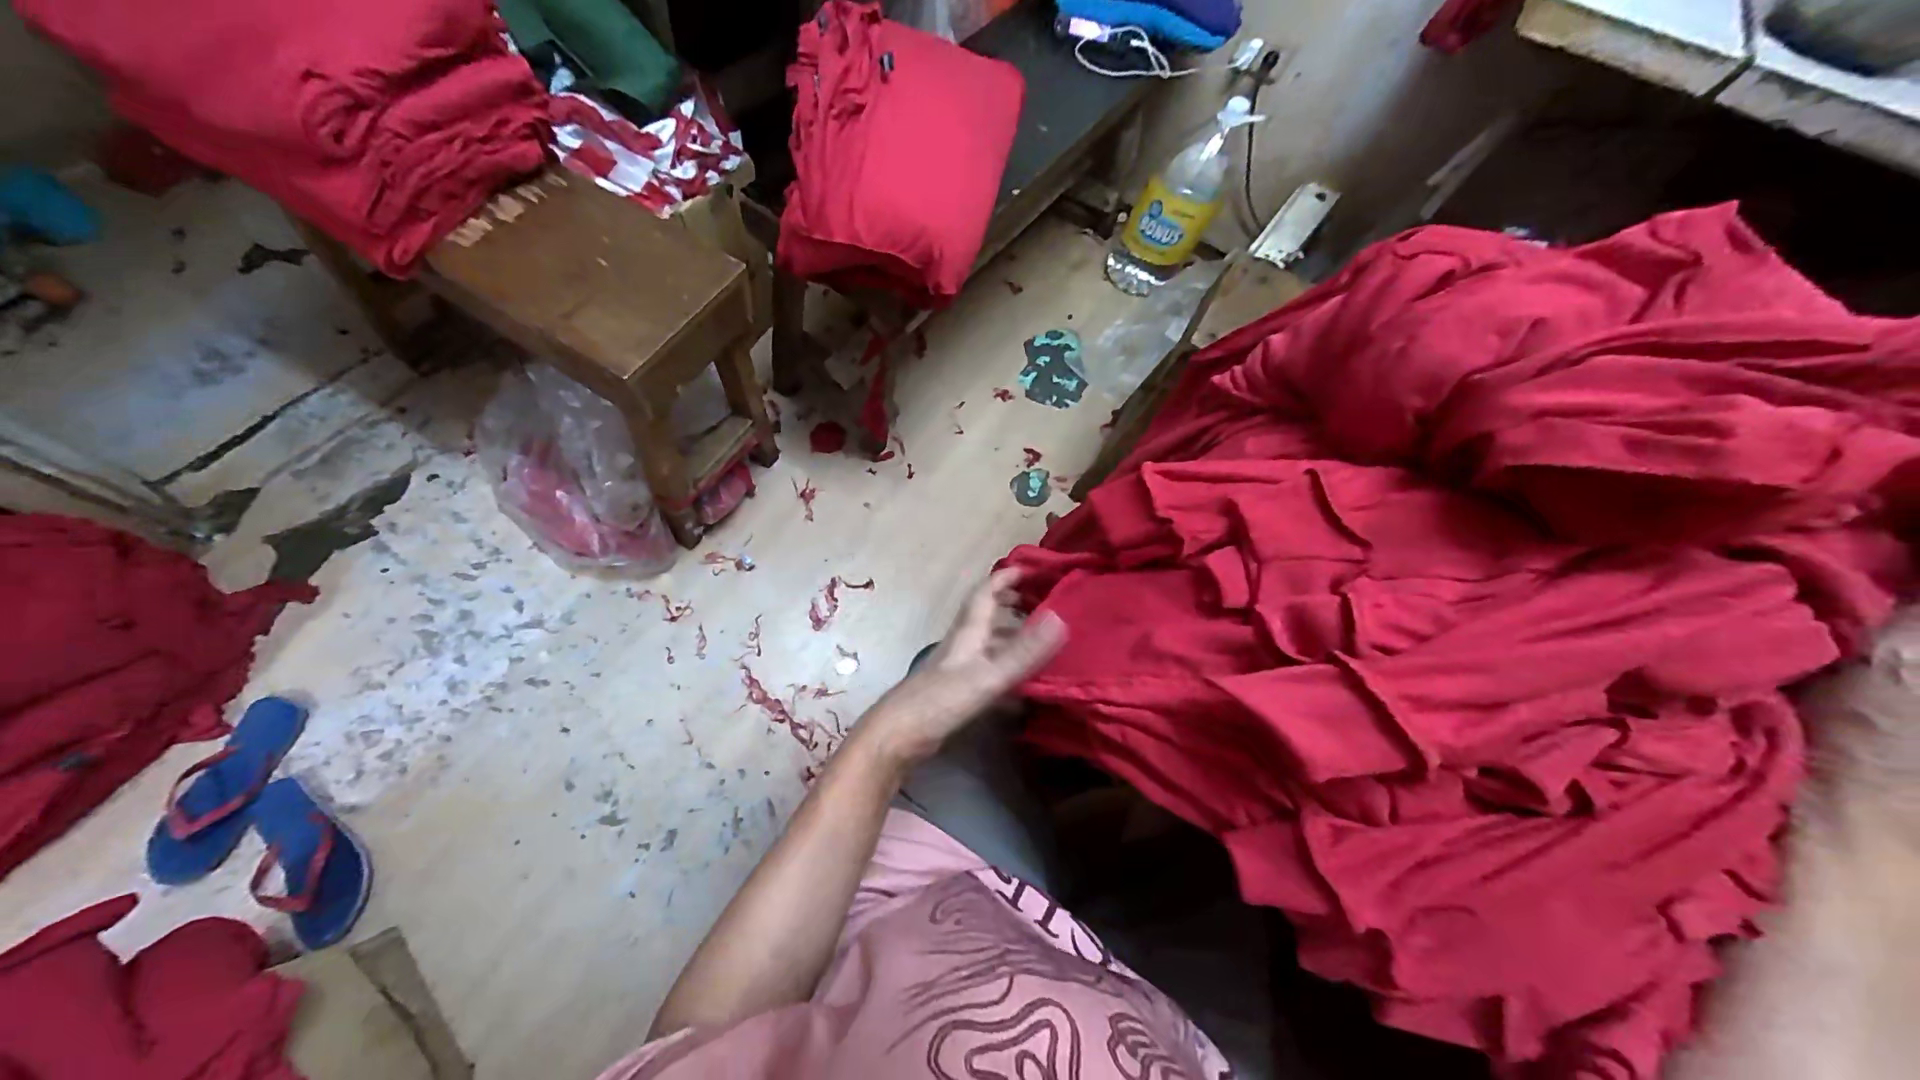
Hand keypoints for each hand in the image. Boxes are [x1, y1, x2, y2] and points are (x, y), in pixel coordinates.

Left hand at [851, 568, 1065, 775]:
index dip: (1005, 577)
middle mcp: (962, 643)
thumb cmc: (941, 701)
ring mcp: (957, 667)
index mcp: (968, 632)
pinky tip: (1022, 682)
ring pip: (987, 641)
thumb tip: (1060, 617)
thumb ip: (1024, 651)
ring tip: (1038, 638)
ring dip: (1010, 634)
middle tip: (1040, 602)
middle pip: (986, 614)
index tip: (1031, 569)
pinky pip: (987, 668)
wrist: (899, 735)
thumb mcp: (989, 675)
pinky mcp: (956, 690)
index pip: (986, 593)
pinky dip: (1006, 666)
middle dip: (1010, 603)